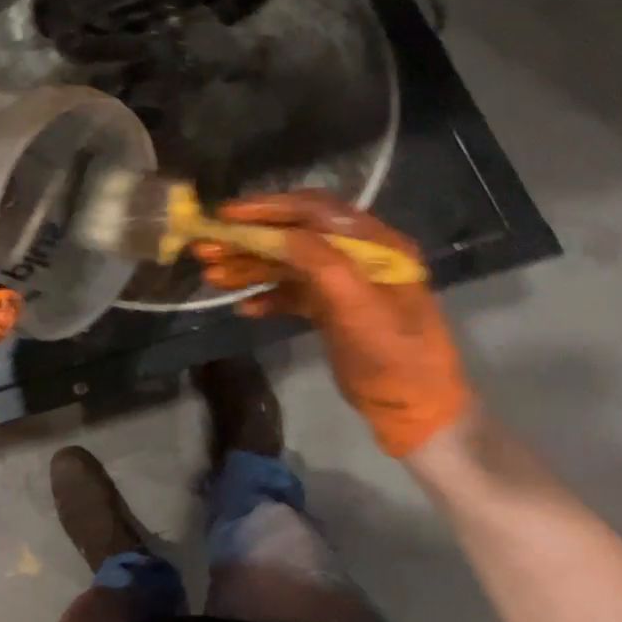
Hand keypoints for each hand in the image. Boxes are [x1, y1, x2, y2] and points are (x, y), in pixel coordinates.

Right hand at [193, 191, 470, 457]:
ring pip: (286, 264)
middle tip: (206, 246)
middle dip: (248, 240)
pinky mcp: (330, 308)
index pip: (314, 211)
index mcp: (375, 244)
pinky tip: (244, 307)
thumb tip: (275, 232)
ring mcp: (343, 283)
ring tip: (210, 274)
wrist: (416, 413)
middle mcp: (358, 255)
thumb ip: (320, 263)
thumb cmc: (394, 356)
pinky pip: (290, 292)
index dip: (268, 209)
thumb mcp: (359, 307)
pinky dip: (265, 296)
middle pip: (293, 235)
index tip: (225, 215)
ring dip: (248, 267)